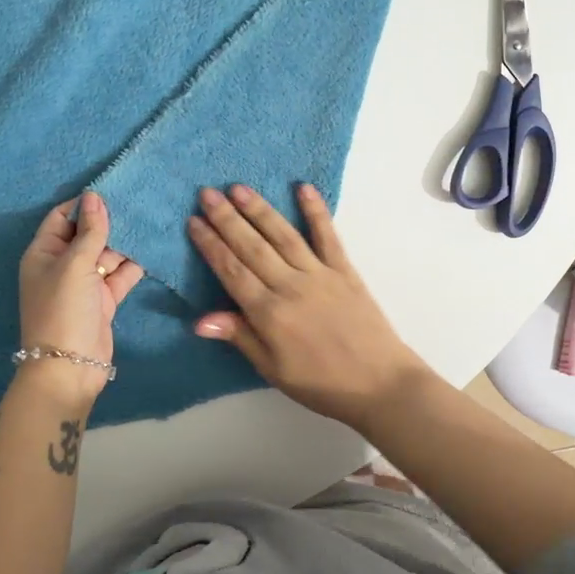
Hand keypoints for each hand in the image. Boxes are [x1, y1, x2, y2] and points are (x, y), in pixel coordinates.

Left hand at [18, 191, 143, 403]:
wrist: (69, 368)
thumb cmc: (63, 309)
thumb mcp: (74, 265)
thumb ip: (89, 231)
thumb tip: (94, 196)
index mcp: (44, 253)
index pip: (61, 217)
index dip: (84, 204)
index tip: (112, 190)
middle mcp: (62, 265)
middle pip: (86, 234)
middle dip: (109, 222)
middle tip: (139, 203)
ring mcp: (84, 284)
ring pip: (106, 255)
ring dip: (124, 243)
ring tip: (151, 221)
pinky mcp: (103, 301)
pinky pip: (119, 276)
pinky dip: (133, 265)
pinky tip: (153, 249)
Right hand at [188, 183, 431, 432]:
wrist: (380, 385)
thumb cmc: (321, 383)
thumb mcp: (272, 369)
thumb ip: (240, 337)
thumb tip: (199, 320)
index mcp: (268, 313)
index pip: (231, 271)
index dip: (210, 245)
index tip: (193, 221)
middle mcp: (290, 286)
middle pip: (252, 247)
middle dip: (227, 219)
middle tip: (207, 194)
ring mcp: (319, 274)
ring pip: (283, 235)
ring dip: (259, 210)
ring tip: (239, 188)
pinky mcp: (345, 271)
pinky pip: (328, 236)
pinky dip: (316, 211)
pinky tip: (303, 188)